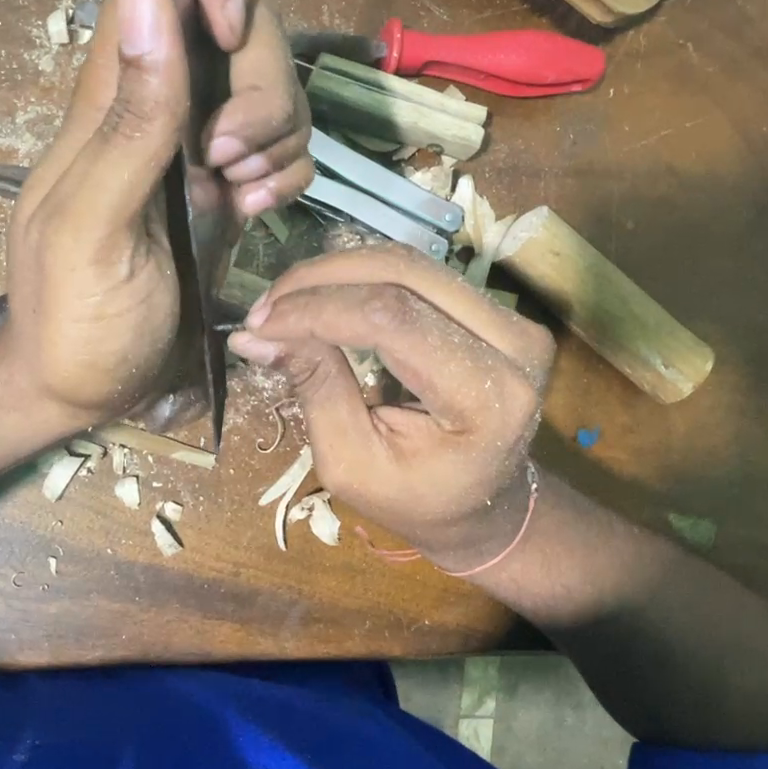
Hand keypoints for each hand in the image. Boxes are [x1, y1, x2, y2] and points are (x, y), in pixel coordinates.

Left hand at [0, 0, 313, 429]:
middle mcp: (158, 114)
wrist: (89, 391)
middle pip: (236, 32)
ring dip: (278, 137)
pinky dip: (287, 174)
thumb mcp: (93, 227)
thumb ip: (128, 123)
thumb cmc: (74, 320)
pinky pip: (283, 153)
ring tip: (243, 199)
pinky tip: (256, 215)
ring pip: (270, 92)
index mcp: (108, 105)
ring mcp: (198, 156)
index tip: (227, 32)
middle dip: (258, 85)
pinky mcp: (229, 196)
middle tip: (230, 163)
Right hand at [228, 247, 556, 570]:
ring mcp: (513, 319)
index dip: (316, 311)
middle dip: (319, 281)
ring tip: (282, 304)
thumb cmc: (414, 499)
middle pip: (403, 273)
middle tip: (262, 309)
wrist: (481, 505)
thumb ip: (316, 389)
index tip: (256, 325)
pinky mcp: (496, 310)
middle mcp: (515, 343)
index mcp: (487, 398)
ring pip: (408, 263)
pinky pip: (417, 274)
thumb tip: (253, 335)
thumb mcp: (351, 464)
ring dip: (333, 274)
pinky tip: (318, 299)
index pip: (392, 320)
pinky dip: (358, 280)